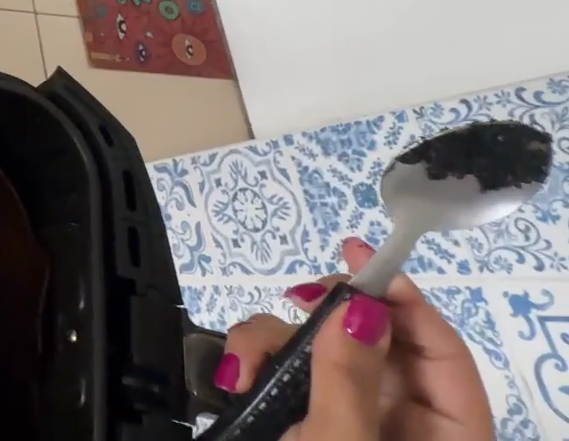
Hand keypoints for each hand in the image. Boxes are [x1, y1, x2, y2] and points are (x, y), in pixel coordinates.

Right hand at [215, 238, 492, 440]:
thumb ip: (349, 377)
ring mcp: (342, 415)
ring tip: (242, 366)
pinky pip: (278, 365)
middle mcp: (397, 419)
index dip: (404, 299)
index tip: (360, 254)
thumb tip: (359, 305)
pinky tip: (233, 375)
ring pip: (311, 345)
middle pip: (366, 338)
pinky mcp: (296, 414)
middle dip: (318, 316)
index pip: (439, 351)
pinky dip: (250, 358)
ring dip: (269, 340)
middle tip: (291, 299)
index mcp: (444, 436)